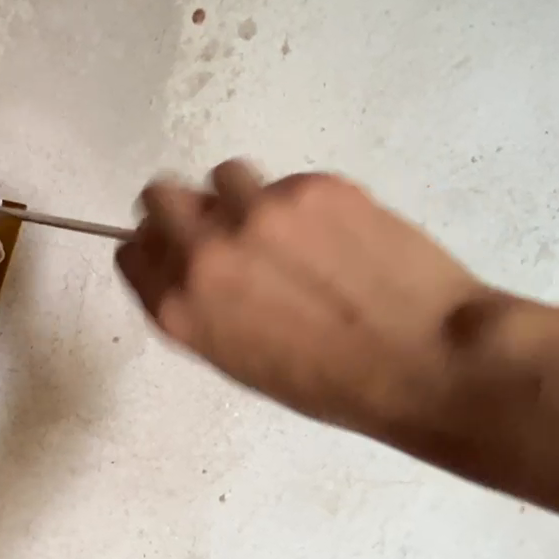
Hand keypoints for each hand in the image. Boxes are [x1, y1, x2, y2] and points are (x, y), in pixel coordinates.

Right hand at [116, 159, 492, 434]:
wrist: (427, 362)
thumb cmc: (326, 383)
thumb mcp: (233, 359)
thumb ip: (194, 306)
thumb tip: (186, 264)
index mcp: (178, 307)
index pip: (131, 251)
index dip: (154, 250)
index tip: (176, 253)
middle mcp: (202, 253)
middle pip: (159, 195)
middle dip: (182, 208)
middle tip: (219, 226)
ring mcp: (255, 213)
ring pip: (223, 175)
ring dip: (242, 196)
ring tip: (285, 228)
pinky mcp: (311, 187)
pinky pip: (285, 180)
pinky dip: (301, 202)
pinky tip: (337, 235)